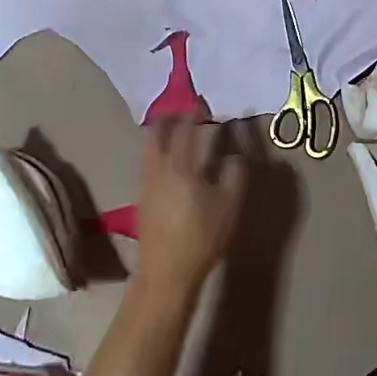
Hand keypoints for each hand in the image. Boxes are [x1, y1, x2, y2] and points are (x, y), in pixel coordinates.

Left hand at [133, 119, 245, 292]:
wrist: (166, 272)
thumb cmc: (201, 238)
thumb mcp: (229, 207)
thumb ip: (235, 176)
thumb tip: (235, 157)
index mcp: (180, 168)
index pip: (185, 131)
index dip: (193, 114)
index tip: (200, 102)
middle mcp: (158, 170)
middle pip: (155, 134)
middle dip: (166, 118)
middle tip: (179, 110)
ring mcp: (146, 184)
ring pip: (147, 149)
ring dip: (158, 134)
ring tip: (170, 130)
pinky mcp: (141, 199)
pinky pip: (146, 163)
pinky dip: (155, 151)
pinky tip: (166, 160)